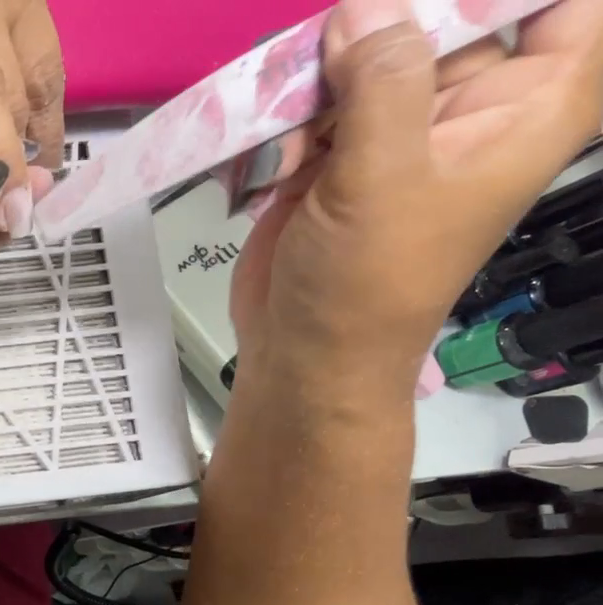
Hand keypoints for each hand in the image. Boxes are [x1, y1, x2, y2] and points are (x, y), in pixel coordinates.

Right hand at [229, 0, 602, 409]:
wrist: (302, 351)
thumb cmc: (367, 279)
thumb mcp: (384, 176)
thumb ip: (381, 83)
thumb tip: (361, 6)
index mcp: (529, 100)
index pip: (554, 3)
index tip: (407, 10)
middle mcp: (466, 107)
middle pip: (439, 22)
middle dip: (376, 31)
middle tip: (321, 48)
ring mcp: (394, 133)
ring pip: (364, 61)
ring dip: (314, 82)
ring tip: (281, 116)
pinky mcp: (333, 159)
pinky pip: (312, 110)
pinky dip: (282, 122)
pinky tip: (270, 159)